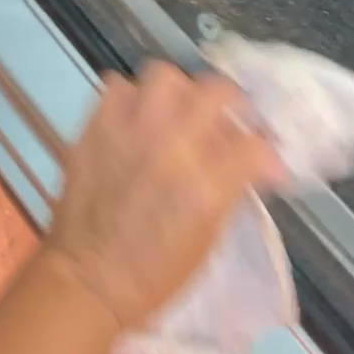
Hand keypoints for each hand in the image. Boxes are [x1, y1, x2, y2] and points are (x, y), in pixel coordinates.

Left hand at [41, 60, 283, 329]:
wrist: (88, 278)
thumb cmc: (153, 274)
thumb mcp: (207, 237)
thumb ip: (225, 188)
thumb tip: (242, 161)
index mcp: (206, 187)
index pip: (254, 143)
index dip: (266, 150)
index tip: (262, 157)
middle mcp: (171, 148)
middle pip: (214, 91)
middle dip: (229, 101)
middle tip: (224, 116)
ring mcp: (130, 132)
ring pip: (163, 75)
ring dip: (177, 90)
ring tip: (175, 110)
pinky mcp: (95, 127)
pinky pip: (115, 86)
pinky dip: (129, 97)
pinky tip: (133, 116)